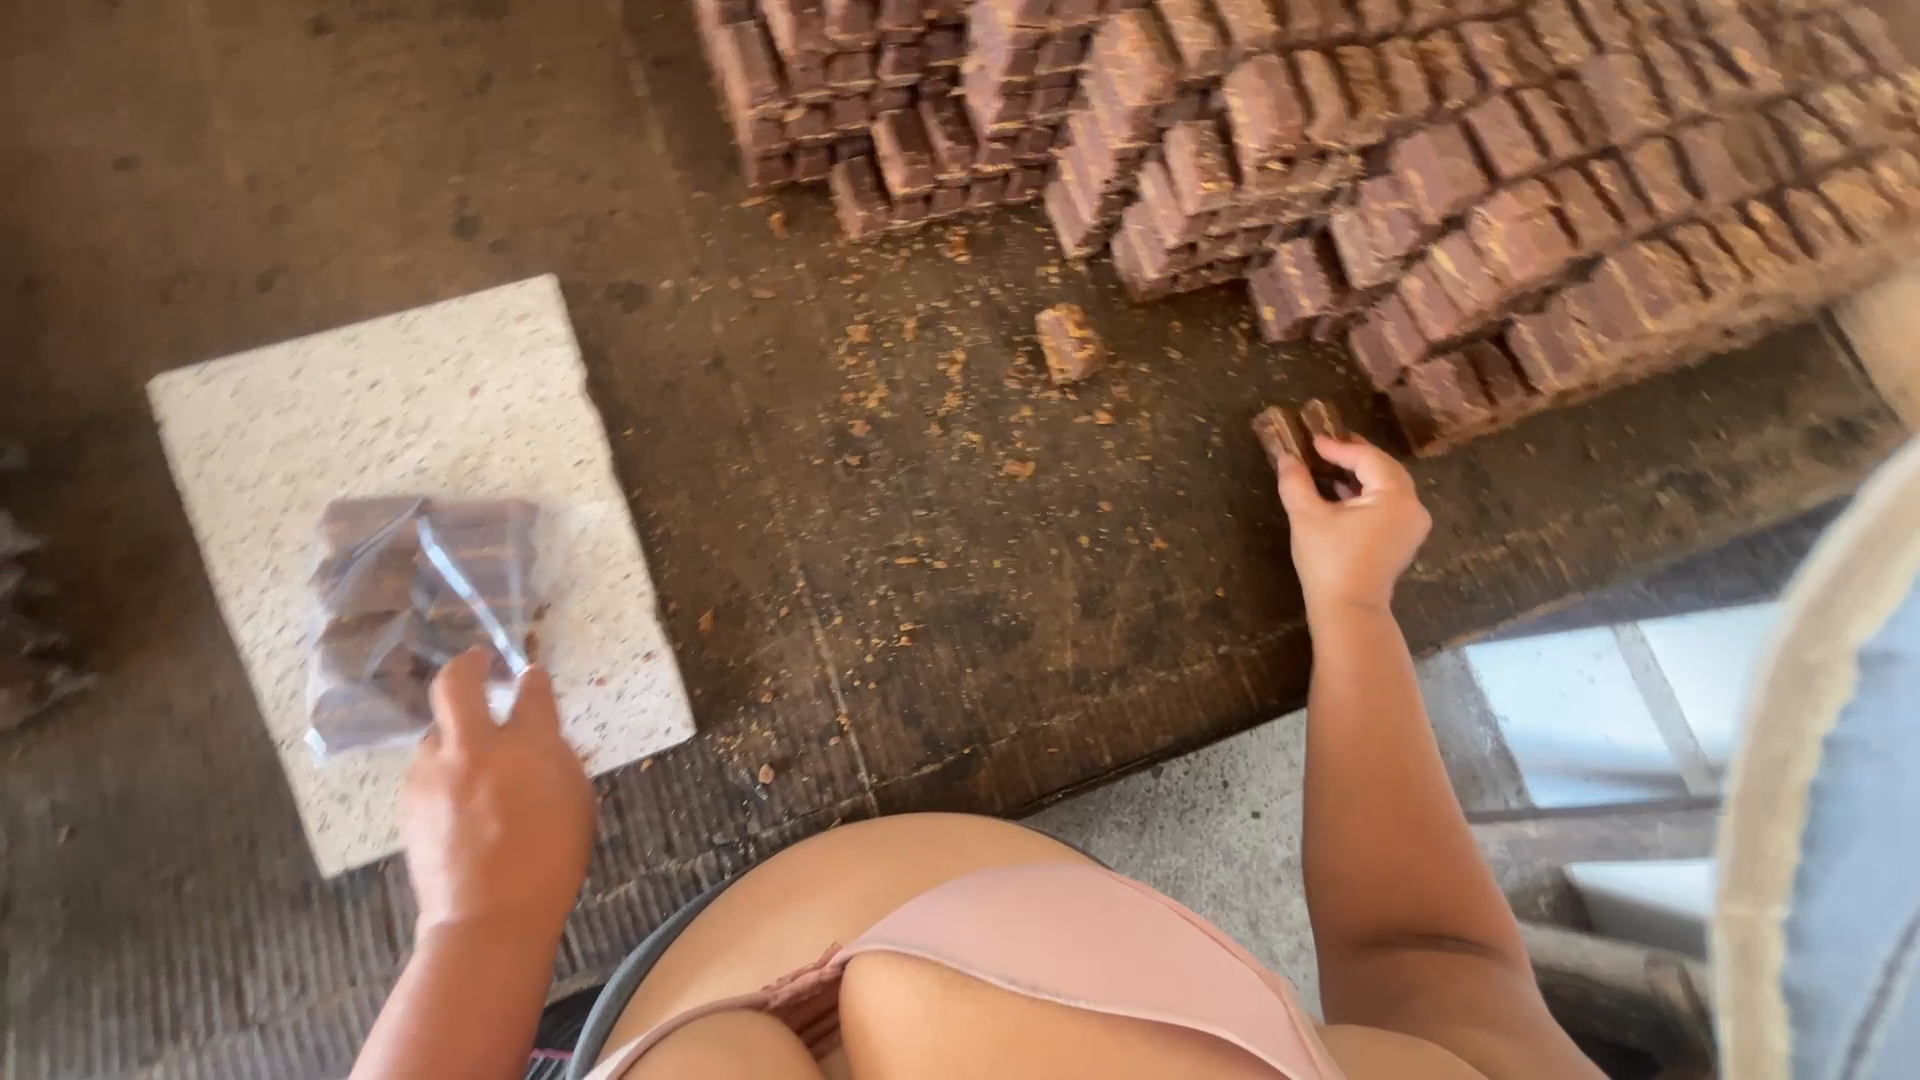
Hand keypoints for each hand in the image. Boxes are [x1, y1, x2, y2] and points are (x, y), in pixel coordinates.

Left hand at [400, 649, 594, 941]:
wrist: (489, 916)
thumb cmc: (552, 856)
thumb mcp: (574, 796)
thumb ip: (554, 754)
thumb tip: (539, 730)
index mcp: (527, 746)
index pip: (530, 693)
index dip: (532, 680)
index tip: (531, 675)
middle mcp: (474, 748)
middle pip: (455, 684)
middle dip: (467, 665)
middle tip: (478, 662)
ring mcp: (433, 773)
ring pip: (437, 732)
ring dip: (456, 733)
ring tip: (475, 758)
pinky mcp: (409, 801)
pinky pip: (428, 768)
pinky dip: (445, 769)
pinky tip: (462, 797)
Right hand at [1274, 435, 1431, 617]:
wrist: (1347, 608)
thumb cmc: (1328, 560)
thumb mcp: (1306, 517)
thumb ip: (1296, 482)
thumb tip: (1287, 457)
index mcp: (1394, 496)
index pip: (1367, 458)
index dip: (1338, 447)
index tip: (1312, 440)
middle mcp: (1412, 506)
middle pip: (1384, 468)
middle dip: (1355, 456)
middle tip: (1327, 445)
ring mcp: (1412, 524)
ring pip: (1388, 486)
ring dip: (1360, 474)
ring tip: (1331, 466)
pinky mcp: (1404, 539)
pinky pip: (1388, 504)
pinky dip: (1366, 493)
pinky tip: (1342, 493)